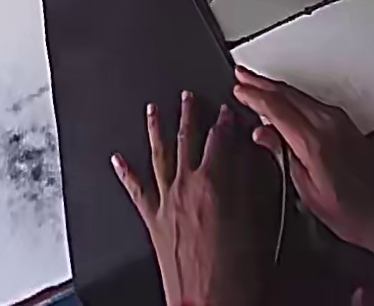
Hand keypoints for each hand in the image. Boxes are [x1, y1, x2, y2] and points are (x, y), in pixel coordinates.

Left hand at [113, 91, 261, 305]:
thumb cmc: (235, 276)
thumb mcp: (256, 223)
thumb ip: (251, 184)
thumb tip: (250, 157)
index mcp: (213, 183)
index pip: (219, 139)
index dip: (224, 121)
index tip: (227, 110)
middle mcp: (186, 186)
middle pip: (186, 138)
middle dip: (189, 114)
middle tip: (188, 97)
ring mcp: (166, 201)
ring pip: (158, 154)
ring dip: (155, 128)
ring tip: (152, 110)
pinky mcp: (153, 221)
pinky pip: (136, 190)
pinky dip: (125, 172)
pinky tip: (117, 158)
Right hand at [231, 66, 373, 249]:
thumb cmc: (351, 211)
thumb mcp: (308, 193)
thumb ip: (283, 157)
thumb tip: (262, 134)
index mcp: (313, 141)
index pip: (276, 107)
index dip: (254, 96)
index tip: (238, 90)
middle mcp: (326, 123)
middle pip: (285, 92)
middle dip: (260, 82)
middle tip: (241, 74)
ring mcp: (336, 118)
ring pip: (297, 93)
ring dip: (273, 86)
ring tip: (254, 82)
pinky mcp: (342, 120)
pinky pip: (308, 99)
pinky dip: (289, 94)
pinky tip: (281, 96)